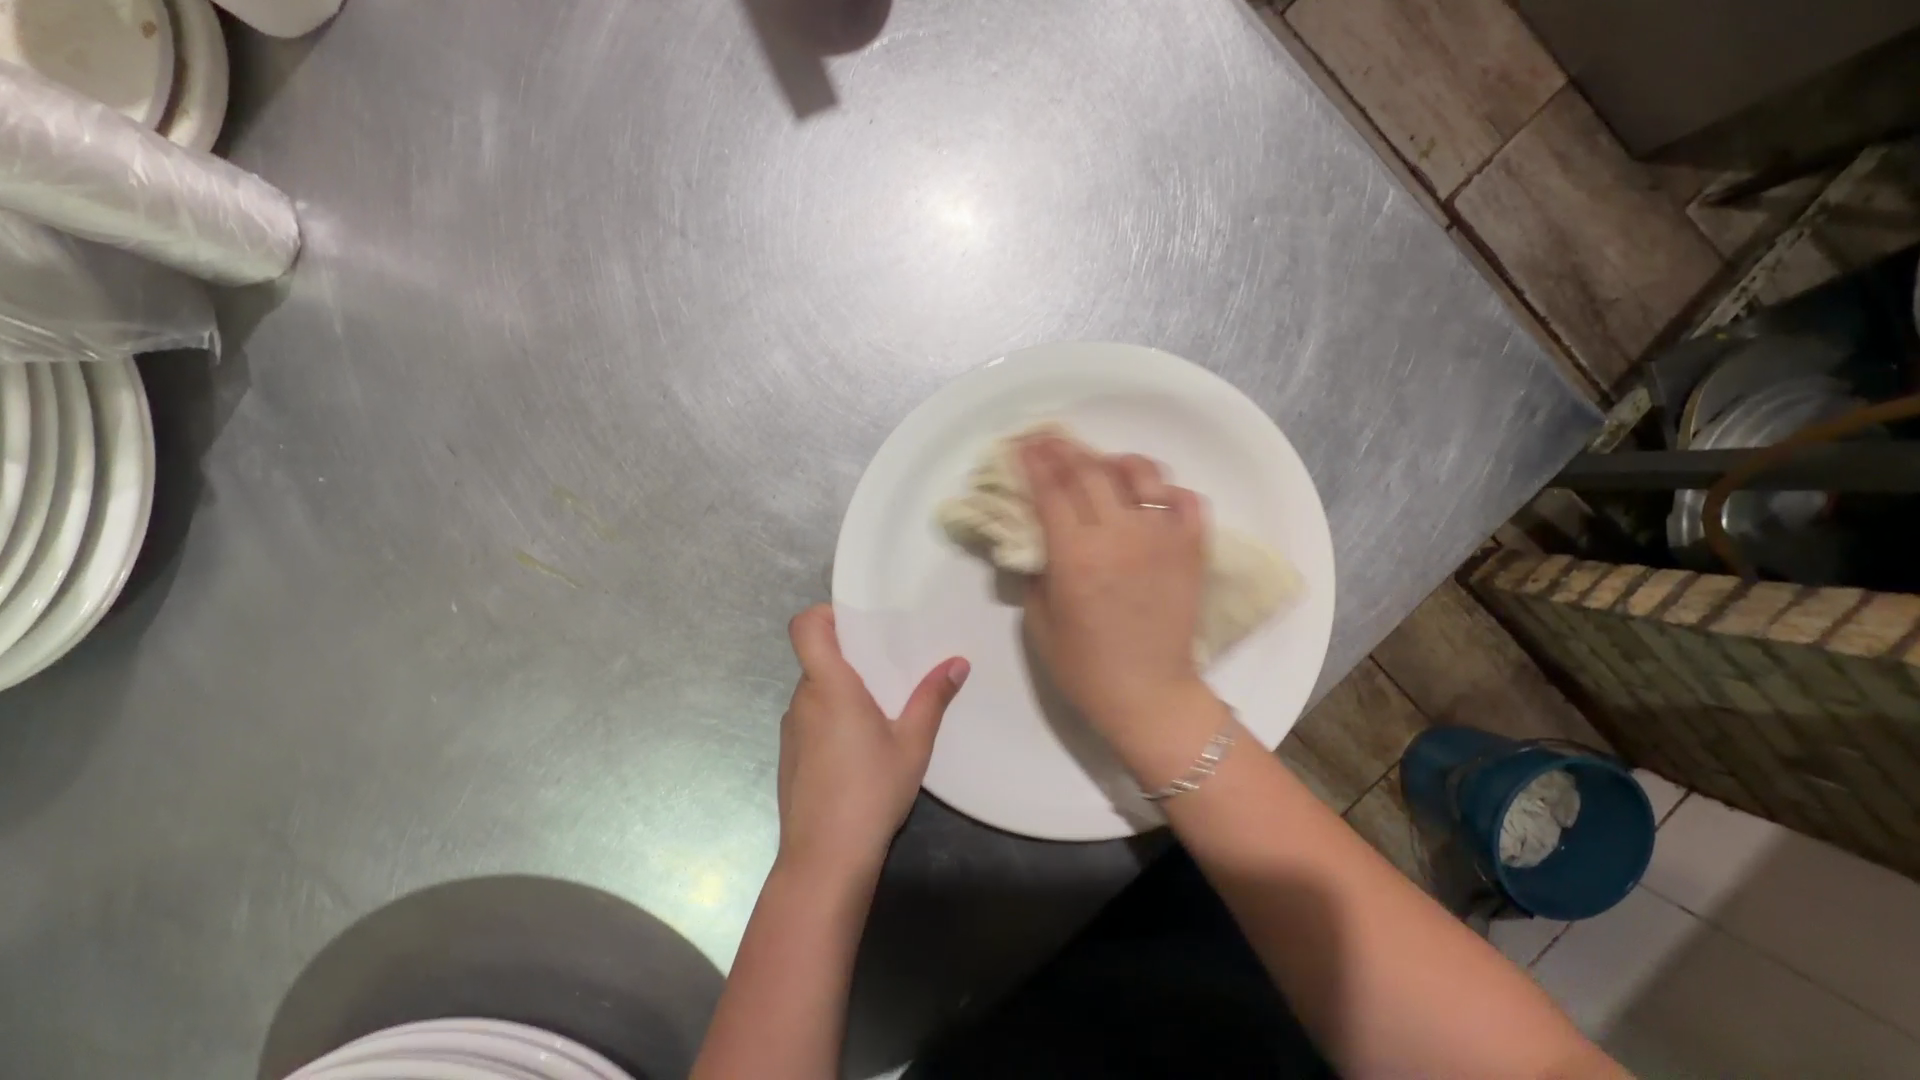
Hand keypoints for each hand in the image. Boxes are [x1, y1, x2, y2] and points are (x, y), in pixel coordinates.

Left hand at [776, 605, 968, 881]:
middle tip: (889, 670)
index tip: (857, 625)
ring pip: (814, 692)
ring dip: (842, 694)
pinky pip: (810, 720)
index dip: (825, 615)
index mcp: (829, 686)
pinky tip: (859, 751)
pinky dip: (831, 721)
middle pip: (817, 660)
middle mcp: (802, 700)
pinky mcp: (789, 756)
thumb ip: (932, 699)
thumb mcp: (913, 744)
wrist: (825, 857)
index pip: (806, 627)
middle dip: (850, 660)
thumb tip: (957, 663)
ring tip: (880, 713)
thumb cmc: (871, 791)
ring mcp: (791, 730)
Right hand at [1019, 436, 1219, 779]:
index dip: (1033, 460)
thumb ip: (1035, 572)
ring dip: (1113, 460)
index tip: (1022, 444)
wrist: (1149, 694)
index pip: (1050, 489)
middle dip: (1063, 448)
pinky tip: (1151, 496)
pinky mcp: (1192, 548)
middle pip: (1089, 470)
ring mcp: (1162, 538)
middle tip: (1049, 439)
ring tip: (1100, 464)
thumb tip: (1035, 538)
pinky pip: (1185, 499)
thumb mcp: (1039, 622)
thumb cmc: (1085, 667)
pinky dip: (1167, 489)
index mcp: (1075, 555)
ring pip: (1140, 473)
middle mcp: (1120, 535)